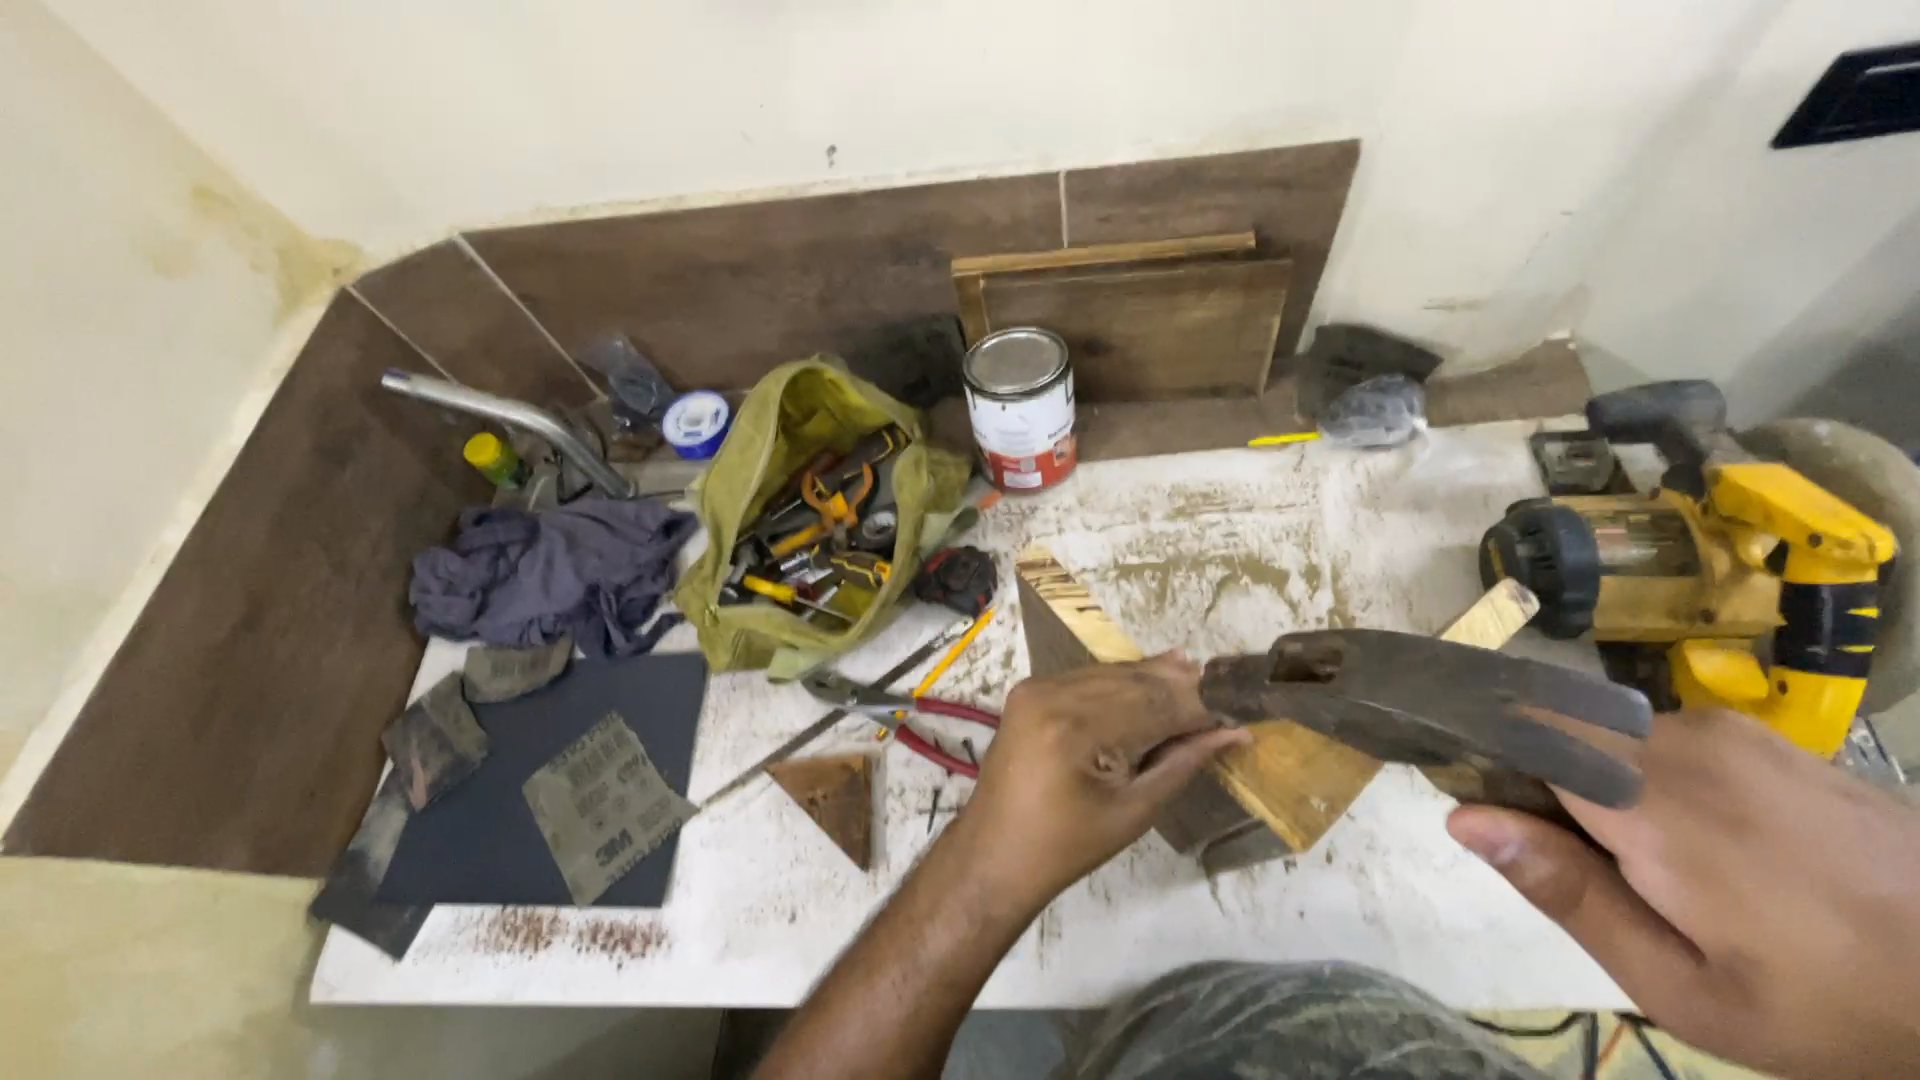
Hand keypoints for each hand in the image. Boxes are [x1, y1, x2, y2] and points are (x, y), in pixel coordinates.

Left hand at [951, 652, 1250, 909]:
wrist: (993, 854)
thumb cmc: (1065, 847)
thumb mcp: (1133, 811)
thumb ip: (1182, 763)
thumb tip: (1234, 733)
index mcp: (1075, 728)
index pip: (1155, 706)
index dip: (1200, 707)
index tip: (1240, 710)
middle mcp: (1052, 695)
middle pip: (1133, 682)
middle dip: (1180, 687)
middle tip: (1226, 686)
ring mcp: (1036, 688)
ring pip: (1112, 675)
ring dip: (1153, 678)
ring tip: (1196, 673)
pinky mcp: (1029, 691)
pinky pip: (1087, 678)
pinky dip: (1121, 680)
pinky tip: (1152, 673)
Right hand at [1448, 708, 1919, 1079]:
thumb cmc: (1835, 1008)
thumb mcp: (1684, 988)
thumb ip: (1568, 895)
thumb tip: (1463, 818)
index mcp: (1656, 802)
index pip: (1519, 728)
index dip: (1481, 756)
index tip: (1480, 810)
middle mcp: (1684, 742)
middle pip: (1554, 730)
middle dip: (1536, 782)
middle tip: (1575, 865)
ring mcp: (1728, 731)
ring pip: (1599, 734)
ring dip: (1587, 782)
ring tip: (1642, 864)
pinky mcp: (1758, 735)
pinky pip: (1654, 739)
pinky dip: (1638, 777)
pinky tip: (1693, 842)